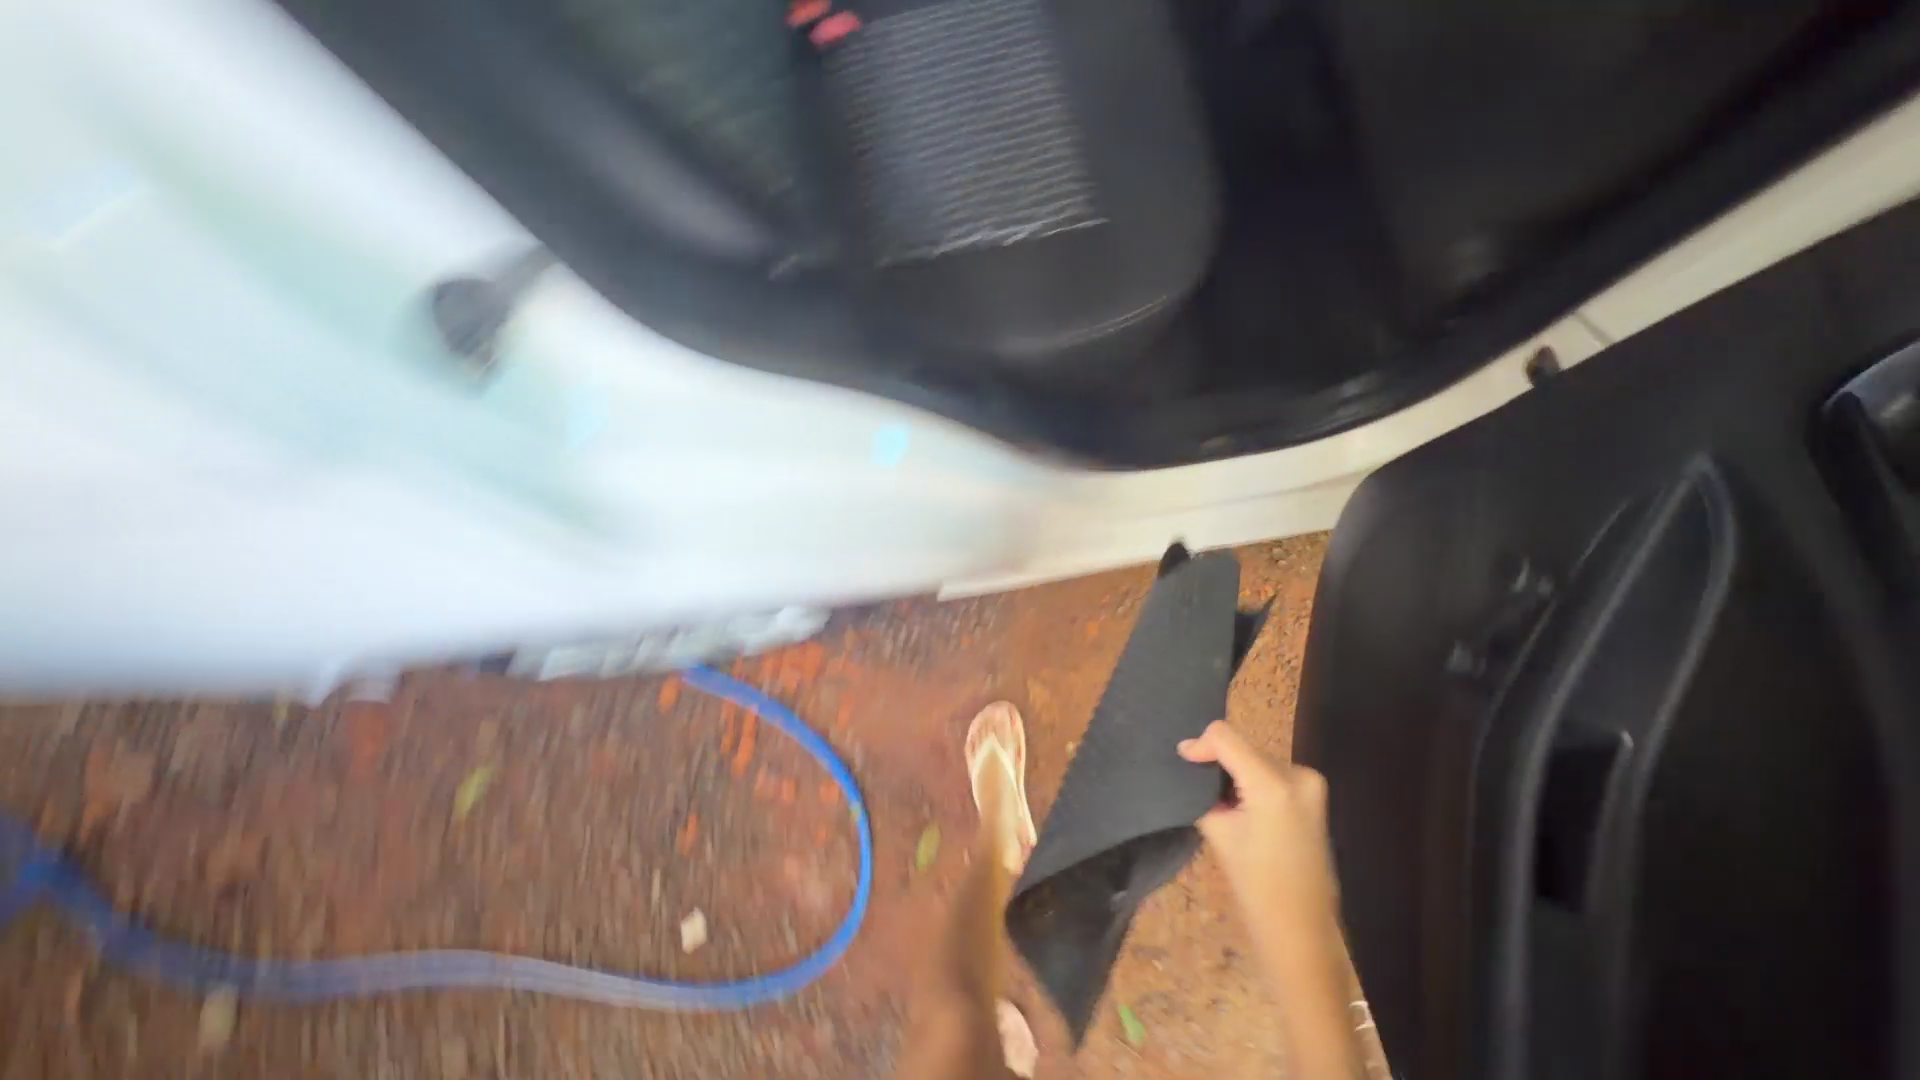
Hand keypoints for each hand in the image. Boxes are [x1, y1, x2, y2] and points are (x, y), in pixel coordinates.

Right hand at [1180, 721, 1361, 1079]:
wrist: (1300, 929)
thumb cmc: (1255, 886)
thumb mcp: (1220, 832)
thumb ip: (1203, 792)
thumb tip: (1190, 761)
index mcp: (1273, 783)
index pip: (1226, 736)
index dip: (1199, 745)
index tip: (1182, 761)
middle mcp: (1298, 774)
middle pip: (1244, 747)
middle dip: (1218, 762)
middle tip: (1199, 790)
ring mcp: (1311, 785)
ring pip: (1257, 760)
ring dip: (1235, 773)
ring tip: (1221, 804)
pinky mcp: (1315, 796)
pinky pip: (1272, 774)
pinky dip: (1253, 783)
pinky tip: (1243, 810)